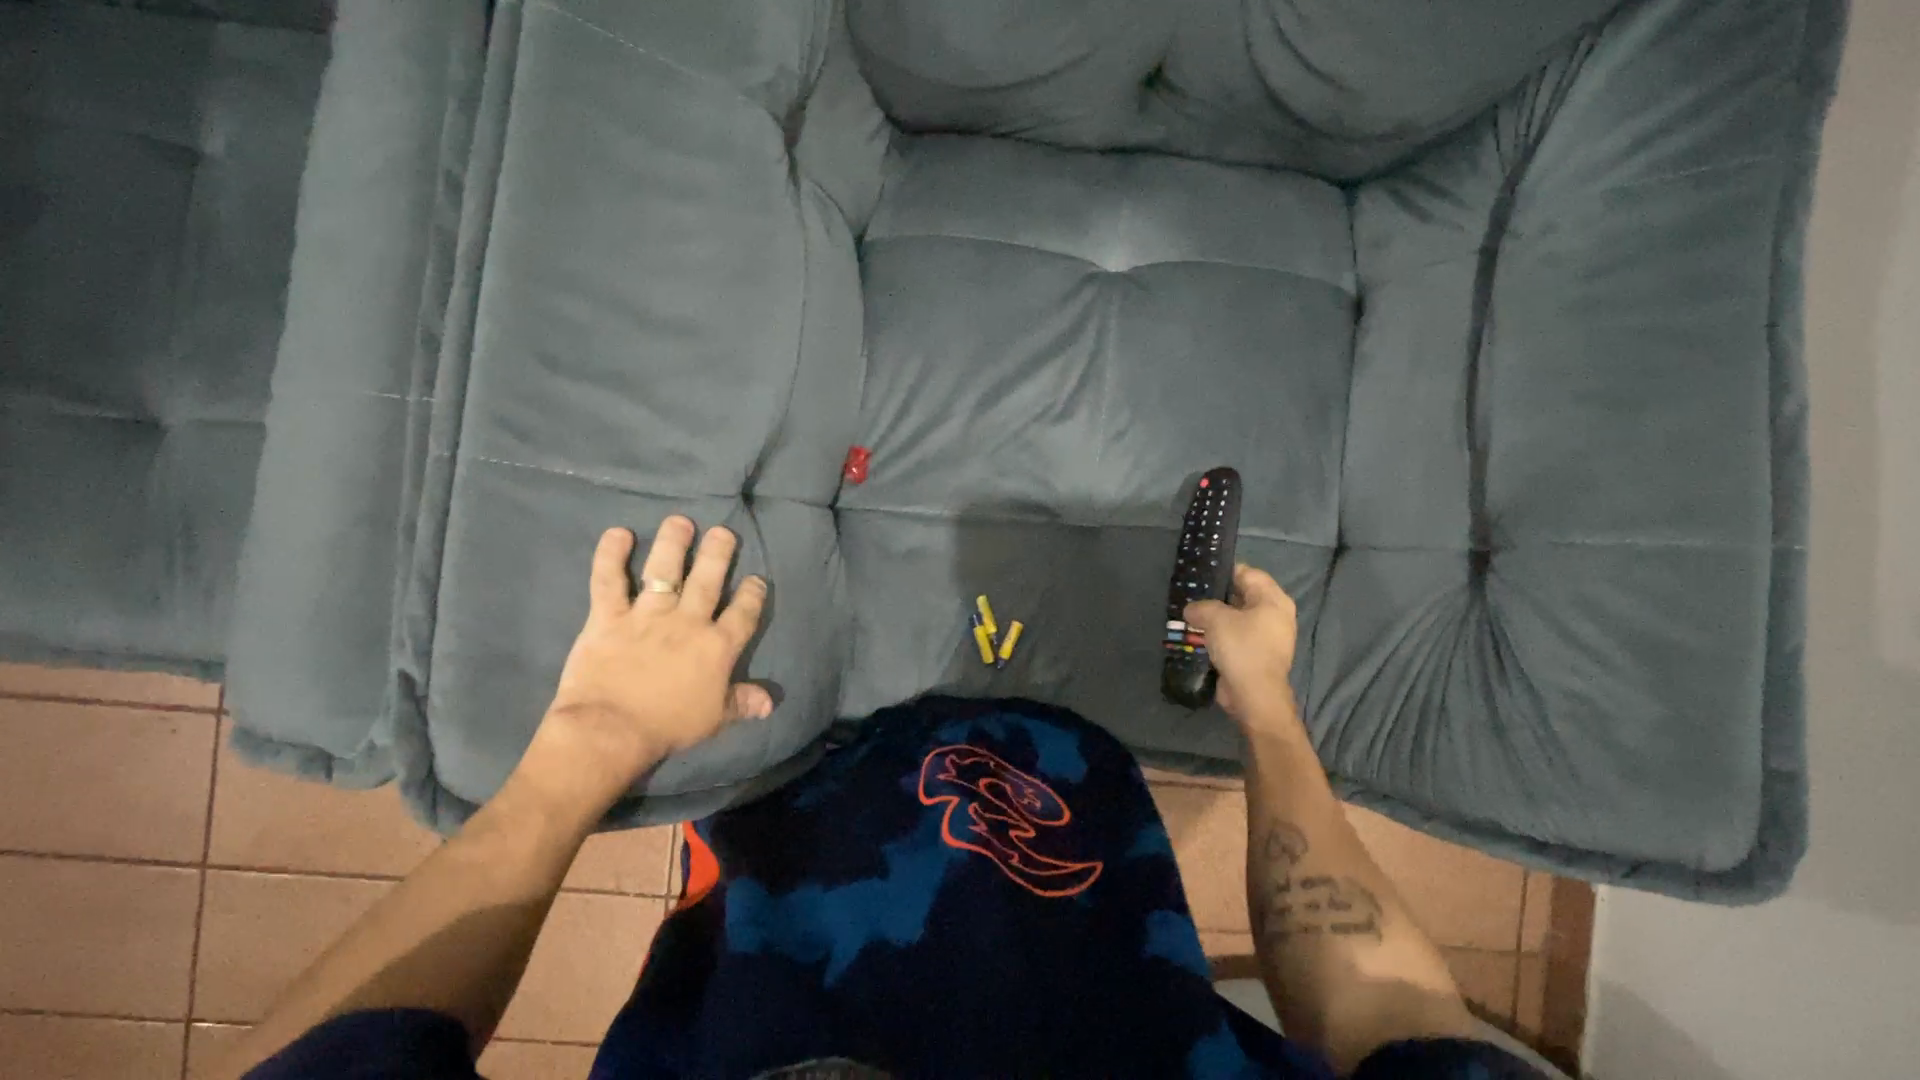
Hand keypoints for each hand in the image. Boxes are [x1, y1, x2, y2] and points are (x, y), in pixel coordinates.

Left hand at [519, 518, 769, 809]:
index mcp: (717, 647)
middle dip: (718, 554)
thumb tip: (769, 701)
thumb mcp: (714, 719)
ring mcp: (647, 616)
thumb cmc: (667, 727)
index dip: (752, 594)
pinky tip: (618, 533)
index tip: (756, 580)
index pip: (742, 614)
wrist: (611, 730)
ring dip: (673, 543)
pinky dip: (611, 555)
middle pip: (708, 580)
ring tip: (679, 522)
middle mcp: (687, 622)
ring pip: (664, 570)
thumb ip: (742, 702)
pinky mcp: (609, 617)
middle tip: (723, 532)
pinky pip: (609, 581)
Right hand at [1183, 563, 1299, 725]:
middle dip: (1217, 596)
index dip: (1223, 571)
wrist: (1254, 695)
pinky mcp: (1257, 654)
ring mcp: (1268, 637)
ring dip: (1216, 618)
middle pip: (1242, 595)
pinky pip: (1236, 637)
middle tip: (1192, 596)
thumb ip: (1201, 606)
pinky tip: (1200, 637)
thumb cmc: (1241, 647)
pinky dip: (1220, 636)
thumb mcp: (1215, 618)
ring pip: (1237, 618)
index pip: (1247, 573)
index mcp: (1273, 600)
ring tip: (1191, 617)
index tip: (1200, 575)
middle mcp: (1275, 615)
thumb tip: (1192, 609)